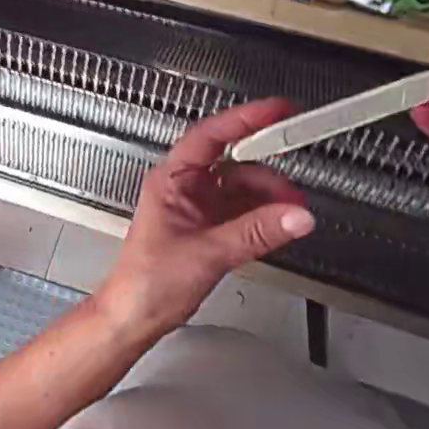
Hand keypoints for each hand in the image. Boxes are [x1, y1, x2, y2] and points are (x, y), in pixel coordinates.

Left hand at [97, 99, 315, 335]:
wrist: (133, 317)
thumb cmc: (145, 282)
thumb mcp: (207, 253)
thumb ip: (256, 233)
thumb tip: (294, 215)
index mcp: (171, 180)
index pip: (212, 135)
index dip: (247, 118)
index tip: (278, 111)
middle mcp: (184, 188)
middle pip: (234, 162)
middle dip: (268, 172)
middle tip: (295, 181)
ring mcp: (197, 208)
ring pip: (242, 189)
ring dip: (269, 198)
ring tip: (291, 213)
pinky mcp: (208, 228)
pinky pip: (243, 212)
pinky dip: (263, 217)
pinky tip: (278, 225)